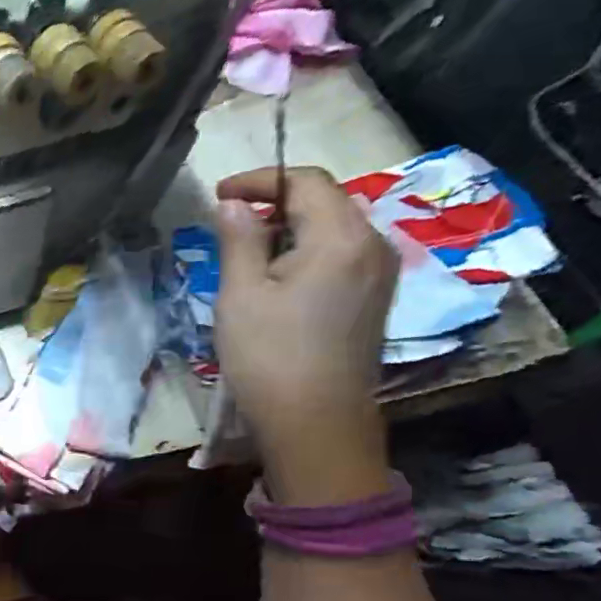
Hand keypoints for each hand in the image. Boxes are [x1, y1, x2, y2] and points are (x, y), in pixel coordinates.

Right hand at [212, 166, 399, 503]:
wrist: (315, 420)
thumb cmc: (270, 356)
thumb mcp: (241, 295)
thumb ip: (239, 240)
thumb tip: (233, 204)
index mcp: (340, 236)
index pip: (305, 181)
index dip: (260, 180)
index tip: (219, 195)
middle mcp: (373, 243)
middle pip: (326, 201)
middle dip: (276, 203)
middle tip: (230, 225)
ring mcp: (381, 273)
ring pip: (335, 229)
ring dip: (292, 230)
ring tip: (250, 255)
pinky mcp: (376, 299)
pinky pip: (343, 256)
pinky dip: (309, 253)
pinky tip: (281, 280)